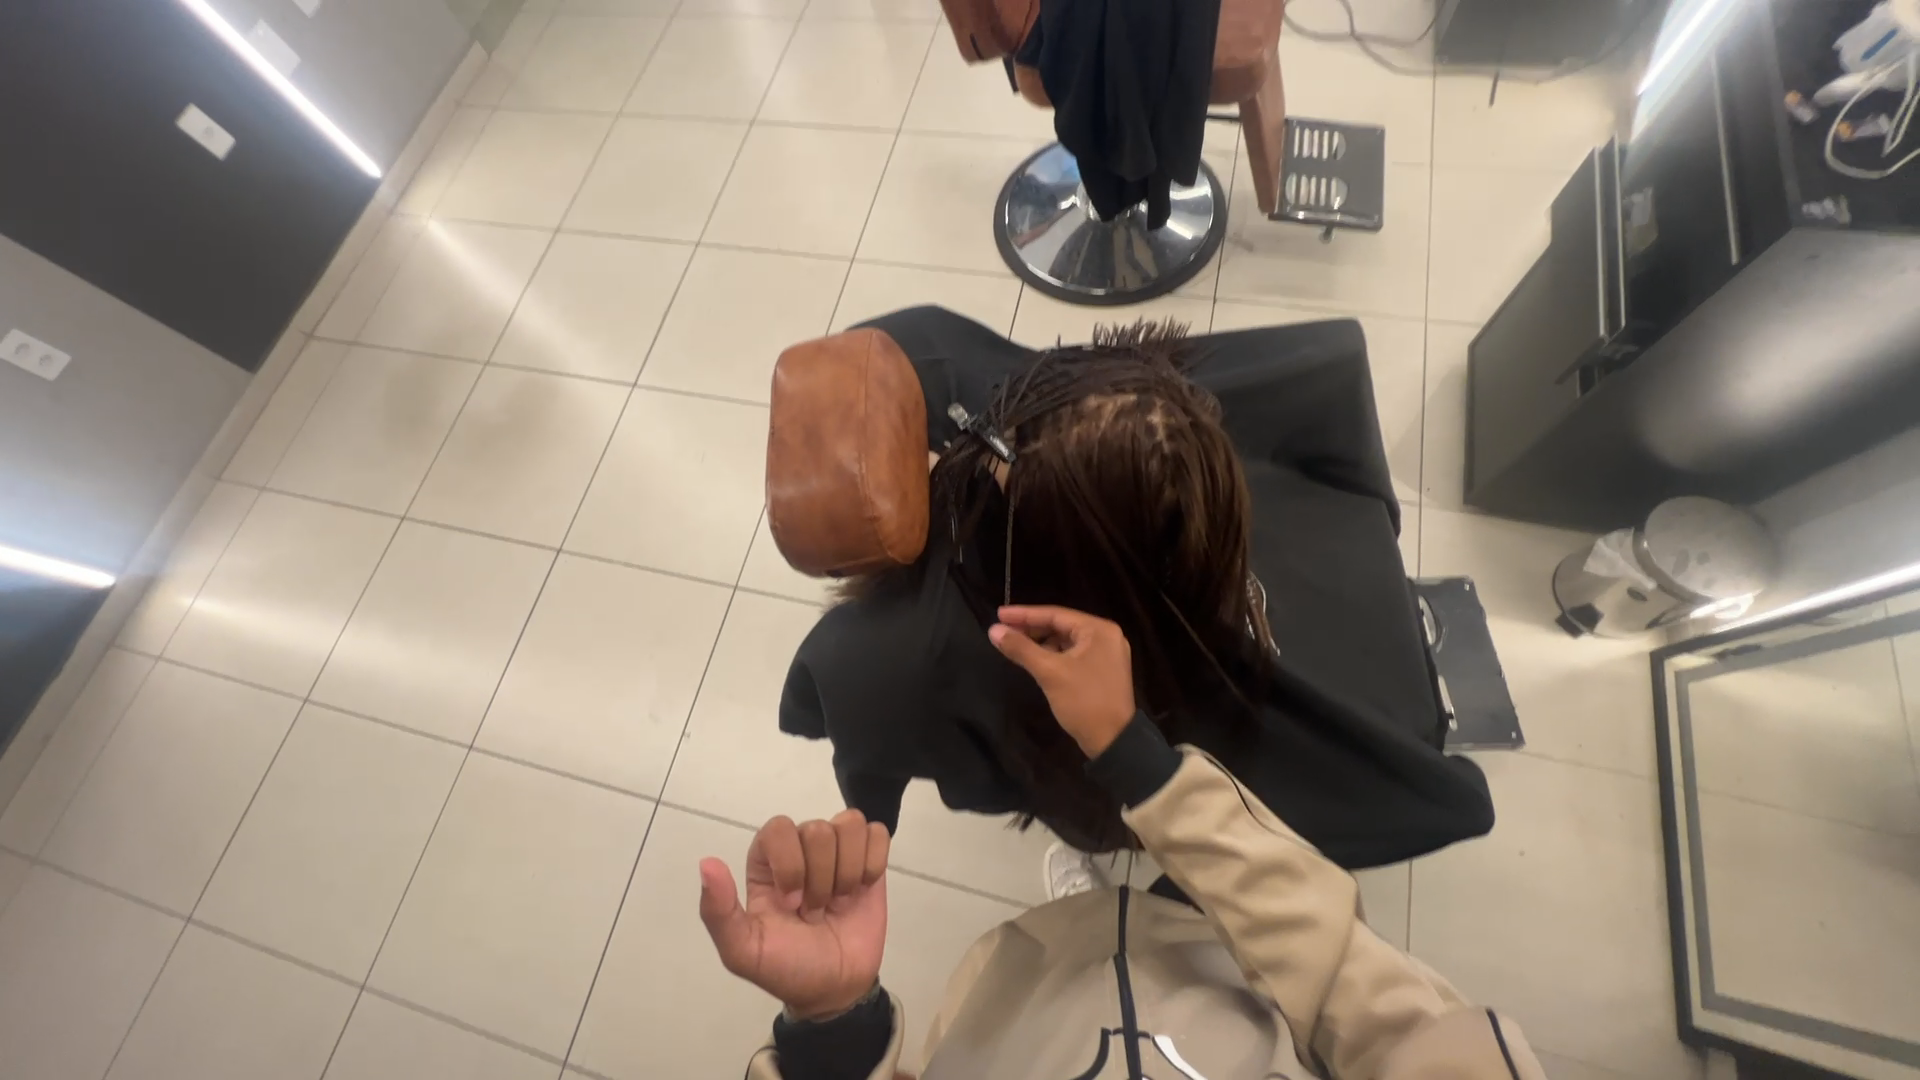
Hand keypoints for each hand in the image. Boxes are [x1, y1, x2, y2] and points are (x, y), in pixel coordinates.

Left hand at [698, 809, 889, 1020]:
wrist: (834, 989)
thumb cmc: (787, 967)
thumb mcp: (744, 950)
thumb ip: (719, 912)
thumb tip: (706, 863)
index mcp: (768, 861)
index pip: (779, 828)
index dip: (790, 863)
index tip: (791, 902)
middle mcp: (801, 846)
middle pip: (818, 829)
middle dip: (821, 880)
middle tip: (815, 911)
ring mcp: (838, 849)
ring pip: (849, 825)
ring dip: (848, 873)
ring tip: (839, 902)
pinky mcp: (870, 857)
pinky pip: (877, 833)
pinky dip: (873, 863)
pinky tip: (863, 888)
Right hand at [988, 605, 1135, 756]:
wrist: (1113, 741)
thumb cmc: (1083, 701)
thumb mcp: (1049, 672)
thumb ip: (1021, 648)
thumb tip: (993, 630)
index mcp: (1098, 630)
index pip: (1055, 614)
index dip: (1024, 614)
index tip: (999, 614)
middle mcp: (1105, 636)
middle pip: (1061, 626)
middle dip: (1031, 628)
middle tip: (1003, 630)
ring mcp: (1106, 654)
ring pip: (1066, 641)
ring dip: (1041, 642)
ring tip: (1015, 645)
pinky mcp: (1102, 670)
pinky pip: (1072, 655)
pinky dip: (1053, 655)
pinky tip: (1035, 660)